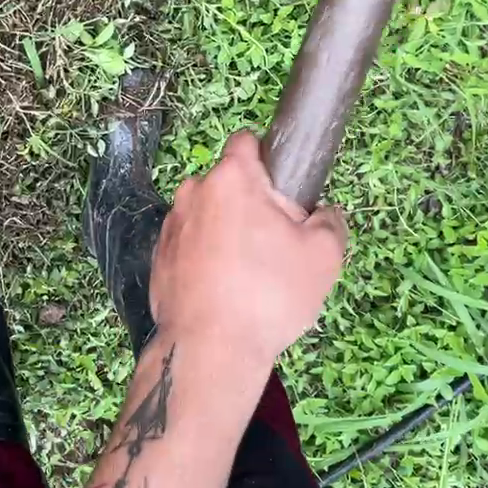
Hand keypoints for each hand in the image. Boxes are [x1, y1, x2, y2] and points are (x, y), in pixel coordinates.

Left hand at [149, 131, 347, 370]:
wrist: (210, 346)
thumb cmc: (268, 293)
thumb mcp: (323, 255)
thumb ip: (329, 221)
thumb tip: (322, 212)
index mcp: (231, 179)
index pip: (247, 142)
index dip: (268, 159)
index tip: (283, 191)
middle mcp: (193, 191)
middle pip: (229, 184)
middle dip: (251, 204)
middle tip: (275, 244)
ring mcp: (171, 223)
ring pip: (209, 214)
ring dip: (227, 231)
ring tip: (249, 274)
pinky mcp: (158, 254)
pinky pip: (191, 243)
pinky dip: (206, 256)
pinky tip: (223, 288)